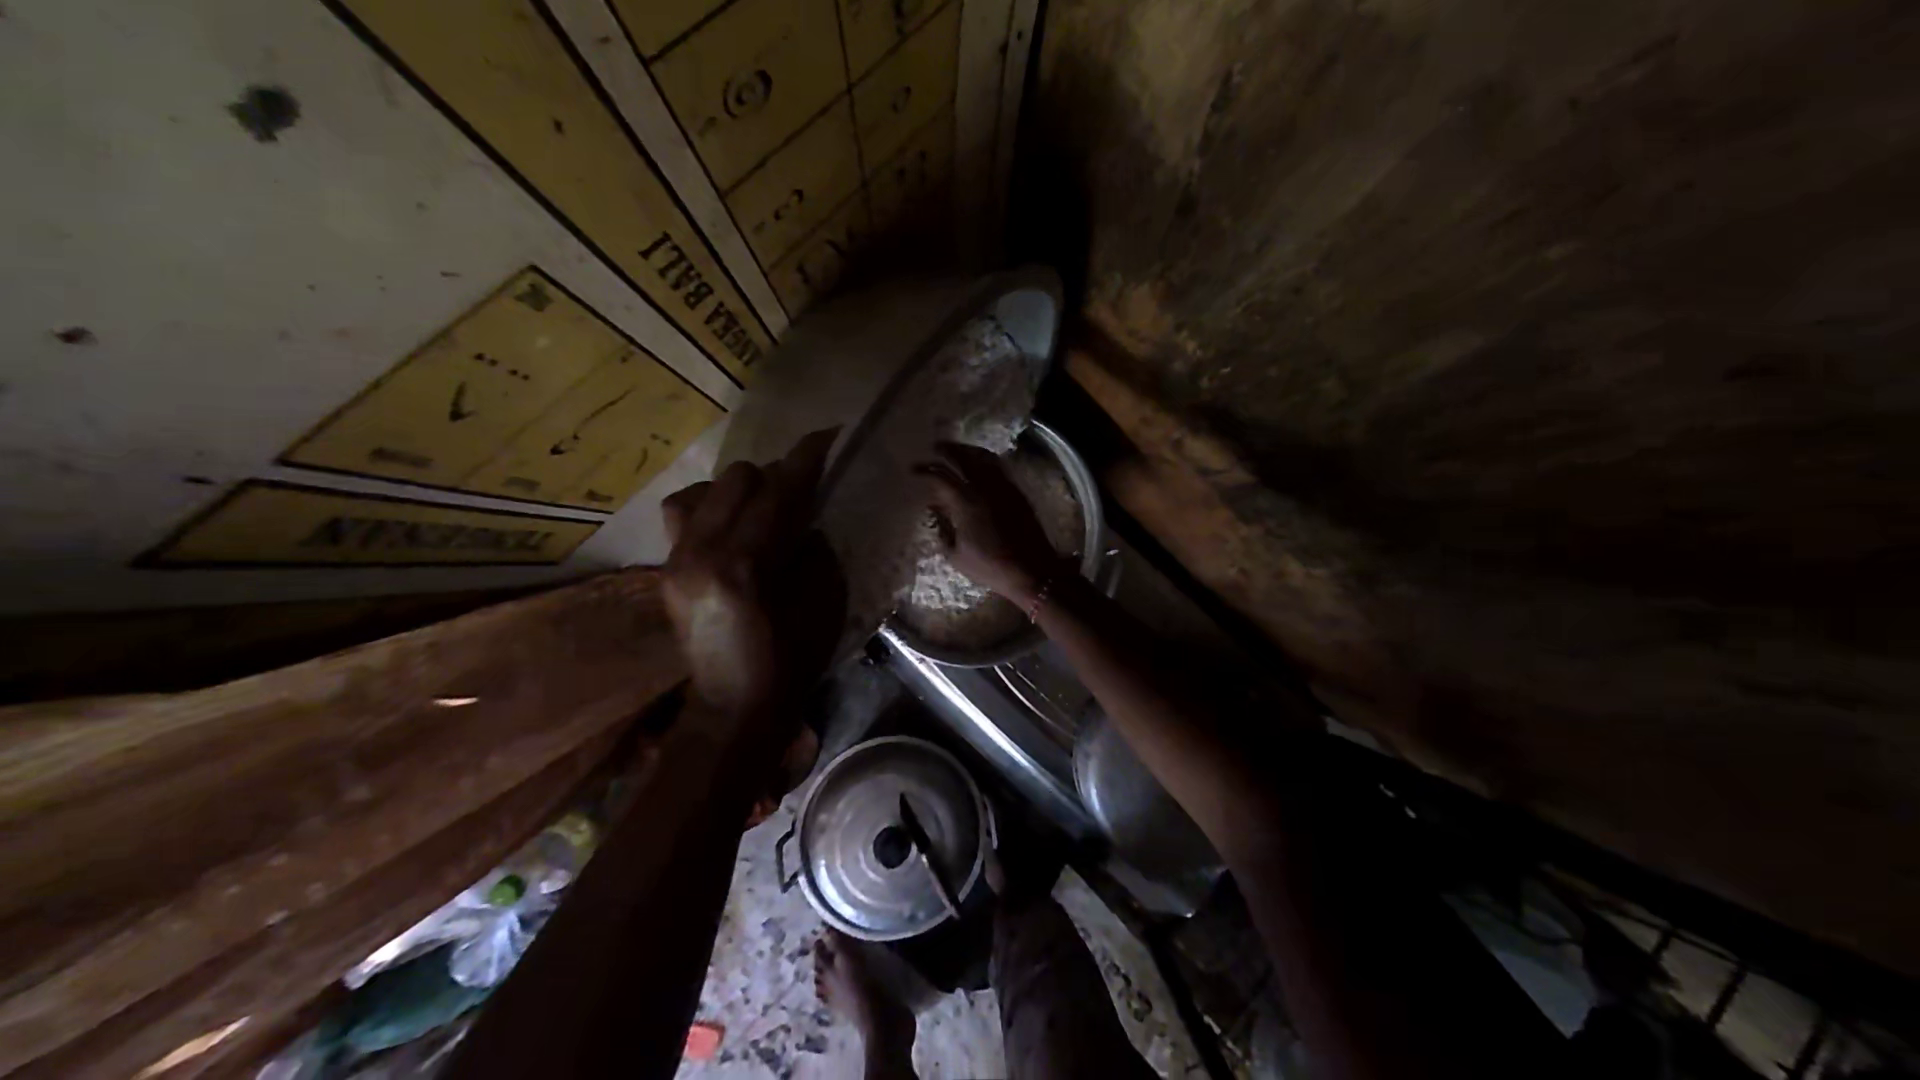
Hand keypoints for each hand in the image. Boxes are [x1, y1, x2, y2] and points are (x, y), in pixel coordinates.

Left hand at [661, 430, 845, 718]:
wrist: (734, 706)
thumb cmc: (791, 660)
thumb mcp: (822, 602)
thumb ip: (813, 547)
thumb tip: (804, 515)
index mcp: (745, 564)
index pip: (779, 491)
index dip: (806, 459)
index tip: (828, 436)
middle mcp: (701, 551)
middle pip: (740, 478)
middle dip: (776, 476)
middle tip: (800, 494)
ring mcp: (676, 558)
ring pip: (706, 489)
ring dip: (742, 490)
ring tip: (763, 512)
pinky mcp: (666, 568)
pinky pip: (684, 513)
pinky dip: (712, 507)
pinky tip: (731, 527)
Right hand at [917, 441, 1063, 608]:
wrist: (1031, 570)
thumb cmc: (989, 566)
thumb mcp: (956, 554)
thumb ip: (942, 527)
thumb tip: (933, 508)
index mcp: (966, 503)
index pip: (941, 477)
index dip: (926, 470)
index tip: (914, 470)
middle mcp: (985, 488)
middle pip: (964, 458)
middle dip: (947, 450)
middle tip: (935, 447)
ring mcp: (1004, 487)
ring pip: (984, 458)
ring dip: (968, 450)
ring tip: (957, 450)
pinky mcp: (1017, 492)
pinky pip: (999, 467)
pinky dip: (985, 460)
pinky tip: (980, 464)